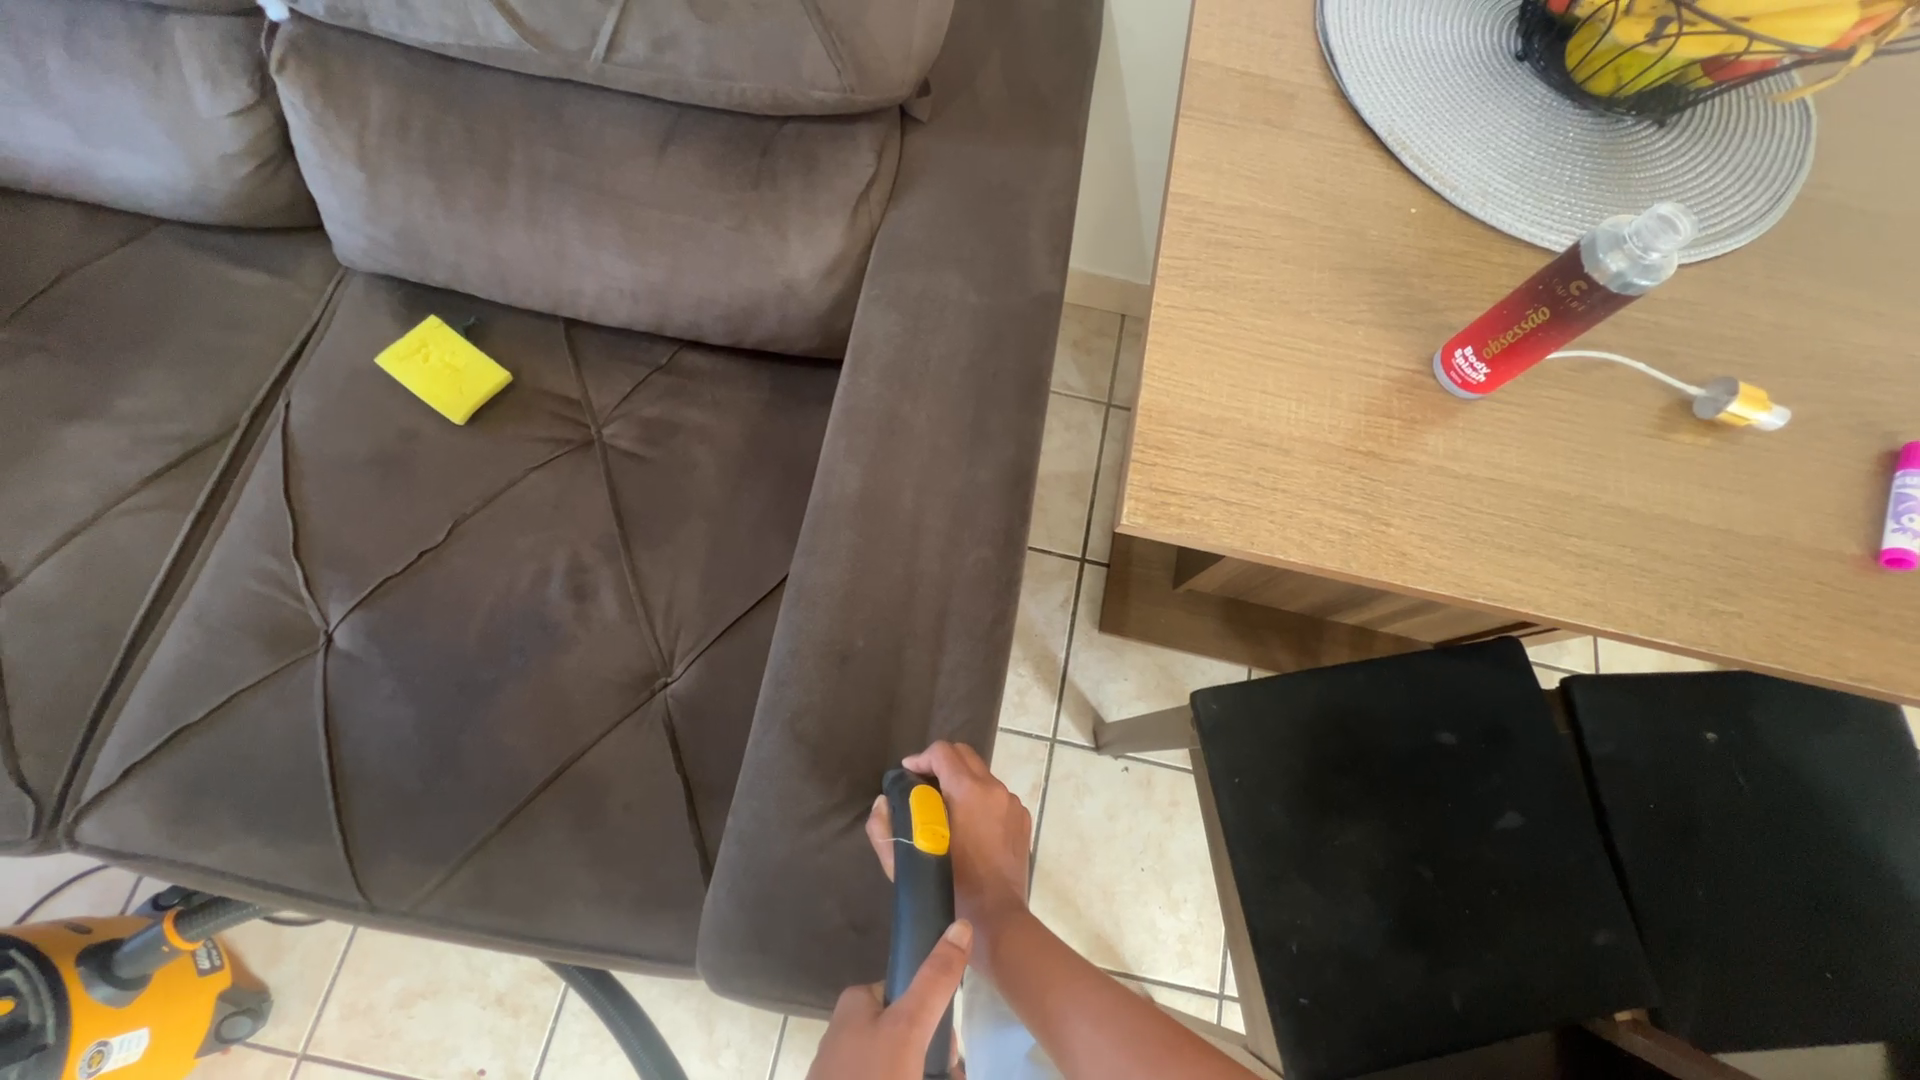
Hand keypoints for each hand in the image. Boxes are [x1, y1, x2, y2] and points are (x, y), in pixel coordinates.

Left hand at [806, 921, 972, 1079]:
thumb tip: (961, 924)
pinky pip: (893, 1076)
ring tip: (942, 1079)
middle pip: (911, 1034)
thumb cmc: (869, 1078)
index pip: (910, 994)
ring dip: (928, 1072)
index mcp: (856, 1004)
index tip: (948, 1047)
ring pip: (906, 1064)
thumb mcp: (907, 1028)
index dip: (936, 1019)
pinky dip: (911, 1078)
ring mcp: (851, 1070)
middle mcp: (850, 1032)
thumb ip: (934, 980)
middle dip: (935, 1059)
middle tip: (943, 1073)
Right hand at [865, 741, 1032, 936]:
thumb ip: (884, 828)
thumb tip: (883, 802)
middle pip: (965, 756)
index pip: (943, 752)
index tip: (907, 773)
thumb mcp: (906, 863)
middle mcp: (995, 789)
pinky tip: (969, 829)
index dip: (921, 758)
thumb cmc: (950, 889)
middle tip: (922, 785)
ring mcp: (1012, 804)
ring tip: (945, 809)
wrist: (996, 919)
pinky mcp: (1022, 820)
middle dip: (941, 764)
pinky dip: (980, 802)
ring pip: (982, 777)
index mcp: (969, 791)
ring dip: (961, 783)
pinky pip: (997, 798)